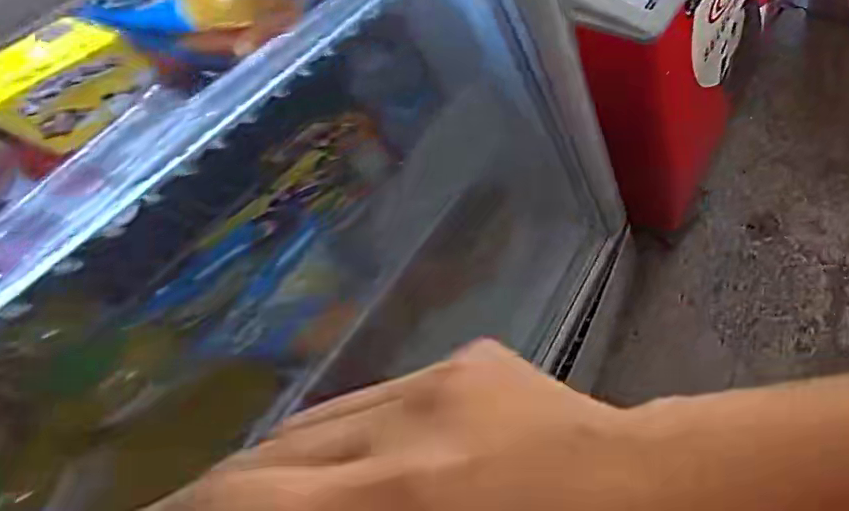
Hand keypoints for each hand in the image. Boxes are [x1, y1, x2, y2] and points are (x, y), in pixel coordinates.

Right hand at [154, 339, 643, 510]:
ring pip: (322, 416)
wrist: (632, 487)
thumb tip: (268, 508)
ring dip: (280, 463)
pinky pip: (382, 392)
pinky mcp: (475, 353)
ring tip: (263, 502)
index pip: (236, 498)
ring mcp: (446, 371)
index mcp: (393, 493)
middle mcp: (411, 415)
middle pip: (268, 451)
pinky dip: (347, 433)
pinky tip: (352, 463)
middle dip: (216, 498)